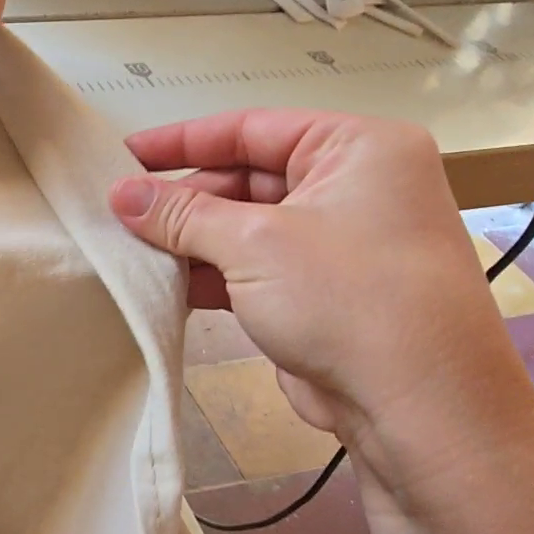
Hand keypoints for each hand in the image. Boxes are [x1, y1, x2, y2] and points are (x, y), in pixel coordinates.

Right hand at [107, 109, 533, 450]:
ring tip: (127, 249)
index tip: (122, 154)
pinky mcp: (314, 292)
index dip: (181, 142)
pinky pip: (247, 268)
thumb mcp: (254, 242)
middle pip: (243, 179)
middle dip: (180, 200)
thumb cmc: (347, 298)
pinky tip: (160, 283)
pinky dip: (206, 274)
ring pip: (240, 228)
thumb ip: (181, 214)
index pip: (251, 129)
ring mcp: (332, 243)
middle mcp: (349, 187)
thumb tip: (120, 193)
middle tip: (117, 214)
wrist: (416, 404)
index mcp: (356, 149)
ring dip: (187, 241)